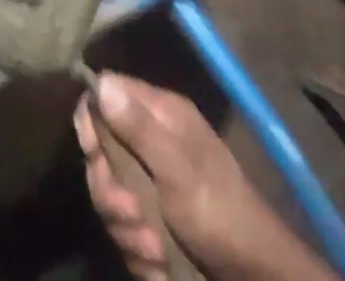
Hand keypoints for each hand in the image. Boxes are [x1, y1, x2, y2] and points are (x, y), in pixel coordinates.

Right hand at [76, 75, 329, 280]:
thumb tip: (101, 82)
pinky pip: (124, 226)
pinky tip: (160, 262)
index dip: (92, 120)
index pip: (108, 93)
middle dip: (111, 193)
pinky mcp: (152, 214)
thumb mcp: (177, 169)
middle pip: (102, 153)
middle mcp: (154, 140)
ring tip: (155, 249)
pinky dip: (137, 249)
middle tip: (132, 214)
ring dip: (126, 229)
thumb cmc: (219, 212)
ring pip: (111, 196)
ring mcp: (152, 179)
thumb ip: (138, 128)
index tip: (93, 153)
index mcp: (162, 115)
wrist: (252, 271)